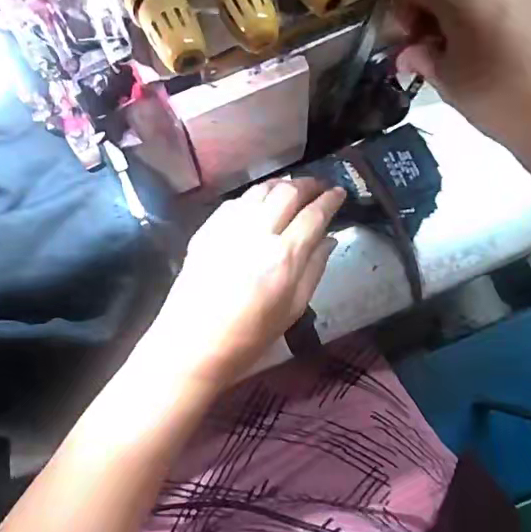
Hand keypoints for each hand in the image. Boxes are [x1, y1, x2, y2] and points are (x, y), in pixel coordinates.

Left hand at [143, 178, 343, 388]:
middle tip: (319, 187)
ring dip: (280, 185)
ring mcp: (227, 228)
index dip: (330, 199)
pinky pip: (235, 202)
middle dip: (307, 185)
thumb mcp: (292, 309)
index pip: (314, 214)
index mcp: (283, 256)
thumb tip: (328, 239)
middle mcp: (257, 233)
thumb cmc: (248, 338)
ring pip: (259, 190)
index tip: (339, 192)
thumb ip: (314, 269)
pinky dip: (253, 197)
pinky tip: (258, 204)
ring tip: (292, 189)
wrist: (191, 346)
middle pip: (287, 192)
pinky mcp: (206, 231)